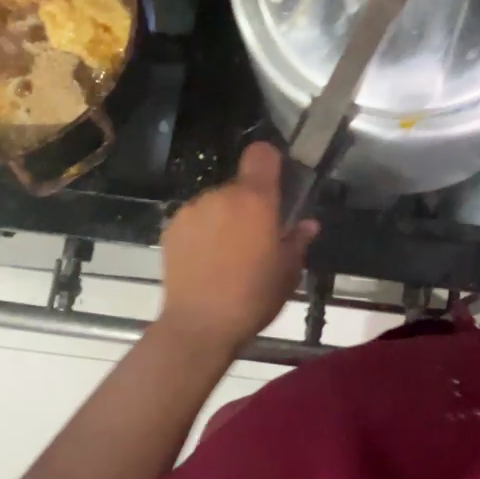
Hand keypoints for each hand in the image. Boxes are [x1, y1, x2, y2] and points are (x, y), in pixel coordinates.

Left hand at [158, 142, 319, 354]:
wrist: (200, 324)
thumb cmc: (254, 297)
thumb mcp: (287, 272)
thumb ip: (297, 240)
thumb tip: (308, 225)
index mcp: (256, 200)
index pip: (261, 154)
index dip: (269, 163)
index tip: (276, 185)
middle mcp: (221, 195)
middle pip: (239, 186)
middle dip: (249, 205)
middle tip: (256, 239)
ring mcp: (192, 210)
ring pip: (216, 204)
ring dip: (224, 219)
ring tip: (228, 255)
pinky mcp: (171, 228)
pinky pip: (195, 220)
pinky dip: (203, 232)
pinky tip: (206, 262)